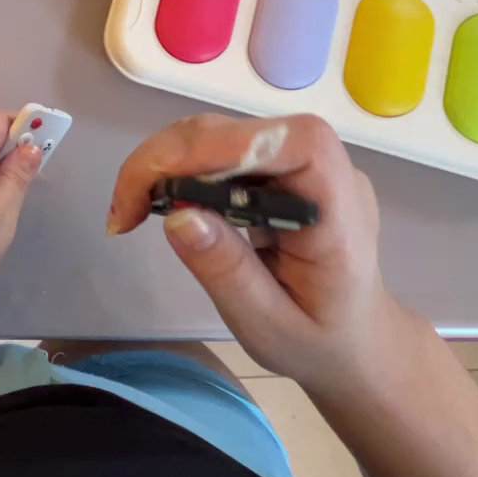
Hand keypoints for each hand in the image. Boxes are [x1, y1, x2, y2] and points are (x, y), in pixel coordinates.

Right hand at [107, 113, 423, 398]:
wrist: (352, 344)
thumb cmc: (319, 343)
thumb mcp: (269, 326)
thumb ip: (227, 271)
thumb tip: (178, 216)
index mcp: (340, 208)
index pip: (293, 142)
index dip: (224, 146)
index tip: (163, 184)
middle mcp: (320, 169)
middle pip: (236, 131)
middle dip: (168, 160)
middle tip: (125, 211)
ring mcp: (291, 163)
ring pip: (212, 134)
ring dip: (160, 164)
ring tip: (130, 210)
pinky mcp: (265, 167)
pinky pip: (210, 149)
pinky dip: (169, 169)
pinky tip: (152, 202)